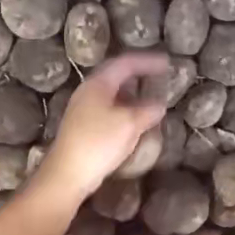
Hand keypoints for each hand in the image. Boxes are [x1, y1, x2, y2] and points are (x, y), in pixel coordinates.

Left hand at [37, 52, 169, 200]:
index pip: (126, 63)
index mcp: (98, 83)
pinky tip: (134, 119)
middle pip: (116, 75)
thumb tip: (159, 105)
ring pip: (112, 93)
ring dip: (132, 93)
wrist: (67, 173)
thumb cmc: (98, 142)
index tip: (167, 63)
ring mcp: (83, 108)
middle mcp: (88, 91)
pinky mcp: (83, 125)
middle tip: (159, 78)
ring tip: (151, 98)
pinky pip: (108, 108)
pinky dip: (125, 108)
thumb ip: (148, 110)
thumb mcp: (130, 124)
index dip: (147, 61)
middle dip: (139, 75)